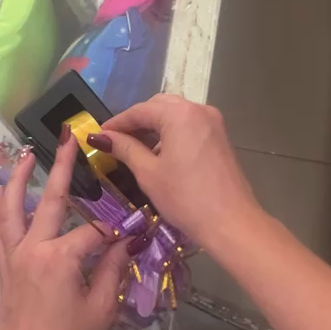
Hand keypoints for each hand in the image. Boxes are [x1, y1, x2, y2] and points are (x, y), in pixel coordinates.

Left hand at [0, 134, 132, 329]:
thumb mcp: (101, 309)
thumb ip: (114, 268)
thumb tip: (129, 238)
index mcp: (60, 258)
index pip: (94, 231)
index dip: (116, 232)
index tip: (132, 233)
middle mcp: (32, 248)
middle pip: (50, 200)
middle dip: (62, 167)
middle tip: (68, 137)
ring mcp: (13, 255)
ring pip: (11, 206)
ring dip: (18, 177)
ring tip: (26, 154)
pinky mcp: (3, 265)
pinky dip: (0, 205)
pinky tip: (2, 192)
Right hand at [91, 95, 263, 257]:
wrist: (231, 222)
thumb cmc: (186, 198)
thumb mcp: (148, 173)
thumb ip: (125, 148)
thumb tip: (101, 137)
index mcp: (180, 114)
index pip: (141, 110)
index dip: (117, 122)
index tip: (99, 135)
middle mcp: (199, 110)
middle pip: (159, 106)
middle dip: (137, 122)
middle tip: (116, 141)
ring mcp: (214, 123)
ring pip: (176, 115)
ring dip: (154, 128)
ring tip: (135, 150)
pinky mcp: (220, 137)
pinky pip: (189, 126)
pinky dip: (172, 134)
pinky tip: (160, 154)